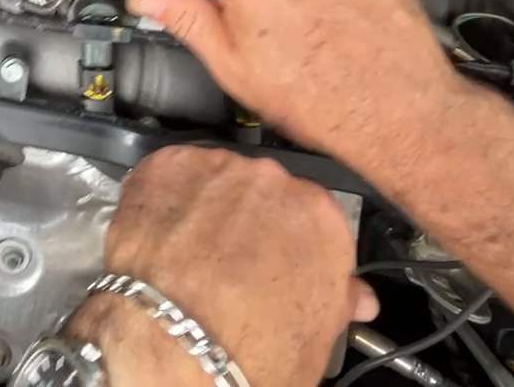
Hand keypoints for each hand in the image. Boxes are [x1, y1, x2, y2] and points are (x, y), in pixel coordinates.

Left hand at [65, 146, 374, 386]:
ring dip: (207, 205)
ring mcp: (213, 166)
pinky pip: (170, 175)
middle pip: (261, 192)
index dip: (293, 242)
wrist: (173, 339)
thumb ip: (335, 298)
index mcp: (319, 215)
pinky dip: (165, 197)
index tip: (281, 261)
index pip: (313, 216)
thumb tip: (351, 294)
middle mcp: (268, 179)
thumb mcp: (315, 338)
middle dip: (249, 219)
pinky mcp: (164, 164)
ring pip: (215, 179)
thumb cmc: (249, 348)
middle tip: (231, 261)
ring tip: (191, 251)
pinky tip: (163, 233)